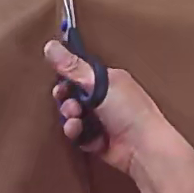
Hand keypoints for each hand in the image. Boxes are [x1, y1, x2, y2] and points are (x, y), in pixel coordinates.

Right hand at [44, 41, 176, 173]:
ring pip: (74, 116)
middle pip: (74, 96)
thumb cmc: (129, 110)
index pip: (81, 74)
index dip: (67, 79)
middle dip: (66, 101)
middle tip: (70, 105)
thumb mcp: (98, 84)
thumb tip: (50, 45)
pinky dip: (77, 134)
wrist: (143, 147)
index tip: (59, 83)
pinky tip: (79, 133)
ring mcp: (103, 120)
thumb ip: (72, 67)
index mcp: (110, 80)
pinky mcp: (99, 140)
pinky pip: (79, 134)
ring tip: (75, 120)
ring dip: (70, 118)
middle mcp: (107, 98)